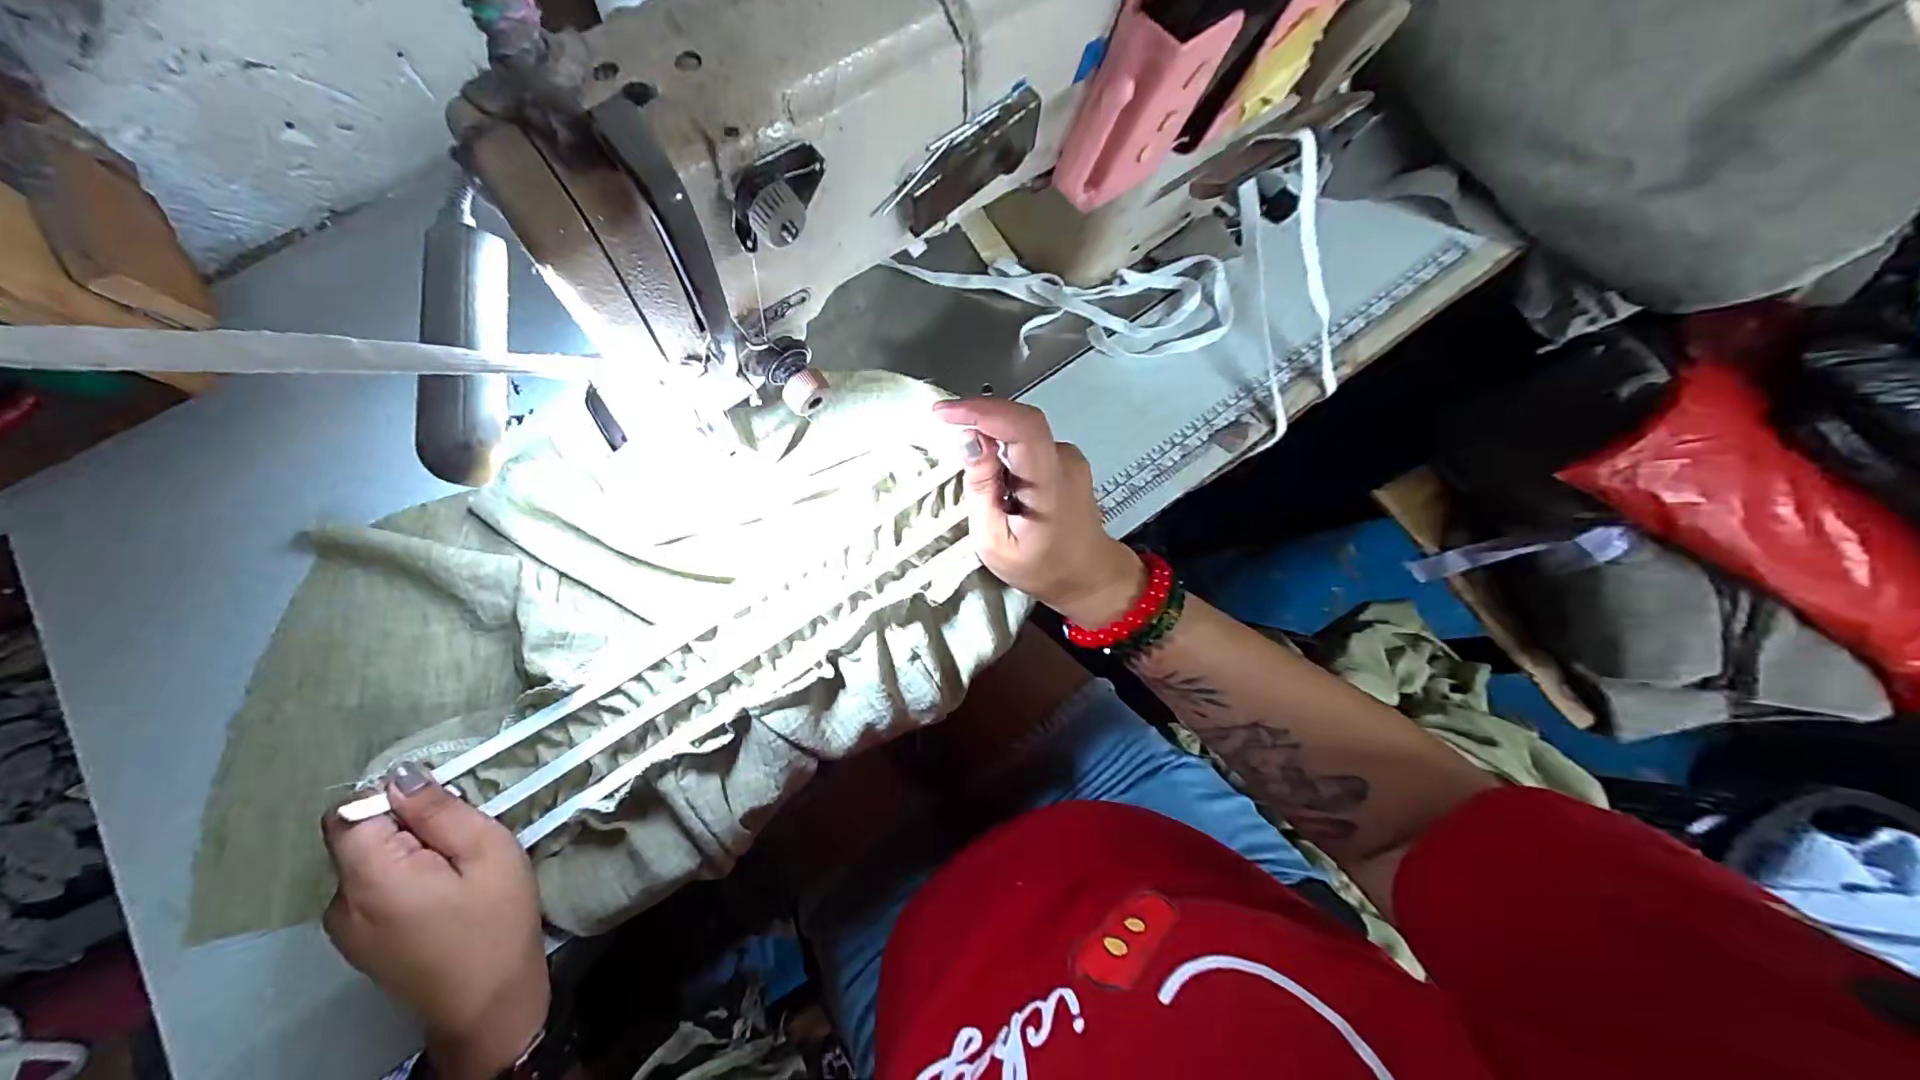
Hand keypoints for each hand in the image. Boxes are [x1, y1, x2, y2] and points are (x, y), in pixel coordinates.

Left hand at [322, 762, 549, 1079]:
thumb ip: (440, 811)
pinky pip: (374, 889)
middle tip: (464, 845)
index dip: (394, 799)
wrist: (489, 1000)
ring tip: (459, 872)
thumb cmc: (496, 920)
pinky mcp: (359, 942)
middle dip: (409, 827)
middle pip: (360, 838)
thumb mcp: (486, 851)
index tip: (442, 810)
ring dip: (410, 853)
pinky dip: (406, 878)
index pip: (349, 814)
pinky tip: (445, 896)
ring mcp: (344, 928)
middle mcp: (340, 903)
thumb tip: (402, 775)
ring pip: (370, 862)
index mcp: (369, 880)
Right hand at [934, 398, 1144, 625]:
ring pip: (1021, 433)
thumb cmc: (1041, 567)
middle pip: (1019, 422)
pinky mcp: (1065, 460)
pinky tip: (999, 484)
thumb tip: (969, 440)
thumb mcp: (995, 542)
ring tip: (982, 480)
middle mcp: (1065, 460)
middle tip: (946, 429)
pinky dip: (1005, 452)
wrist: (1088, 576)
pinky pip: (1028, 443)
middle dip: (979, 420)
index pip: (1023, 427)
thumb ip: (981, 490)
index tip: (945, 413)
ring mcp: (1069, 458)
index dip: (982, 411)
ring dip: (992, 442)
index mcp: (1050, 484)